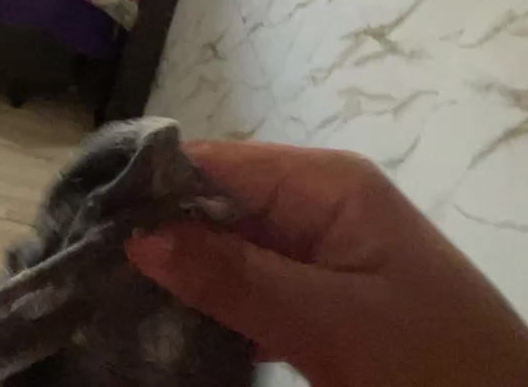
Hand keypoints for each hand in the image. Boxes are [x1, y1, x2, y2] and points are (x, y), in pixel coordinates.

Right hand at [125, 141, 527, 386]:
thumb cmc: (437, 369)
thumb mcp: (332, 325)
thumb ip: (234, 277)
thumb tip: (139, 235)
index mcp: (326, 182)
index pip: (218, 161)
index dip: (154, 185)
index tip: (90, 215)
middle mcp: (317, 198)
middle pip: (218, 200)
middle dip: (161, 230)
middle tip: (91, 261)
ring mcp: (320, 245)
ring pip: (230, 244)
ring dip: (182, 269)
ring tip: (113, 288)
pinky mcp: (322, 291)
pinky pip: (251, 281)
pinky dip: (214, 300)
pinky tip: (168, 318)